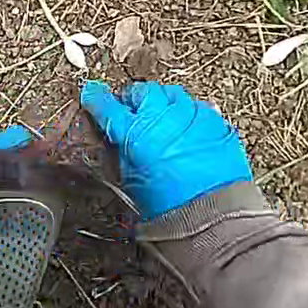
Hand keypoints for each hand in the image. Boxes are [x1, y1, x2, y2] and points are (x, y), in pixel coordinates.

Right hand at [80, 81, 252, 219]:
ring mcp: (191, 115)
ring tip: (162, 118)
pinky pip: (197, 107)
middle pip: (142, 91)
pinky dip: (189, 115)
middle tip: (132, 111)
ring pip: (171, 93)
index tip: (92, 94)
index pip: (107, 106)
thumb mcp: (130, 181)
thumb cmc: (172, 207)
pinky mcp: (215, 121)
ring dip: (162, 103)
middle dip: (134, 99)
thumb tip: (117, 139)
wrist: (213, 216)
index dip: (96, 98)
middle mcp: (163, 117)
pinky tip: (187, 130)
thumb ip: (121, 153)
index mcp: (135, 133)